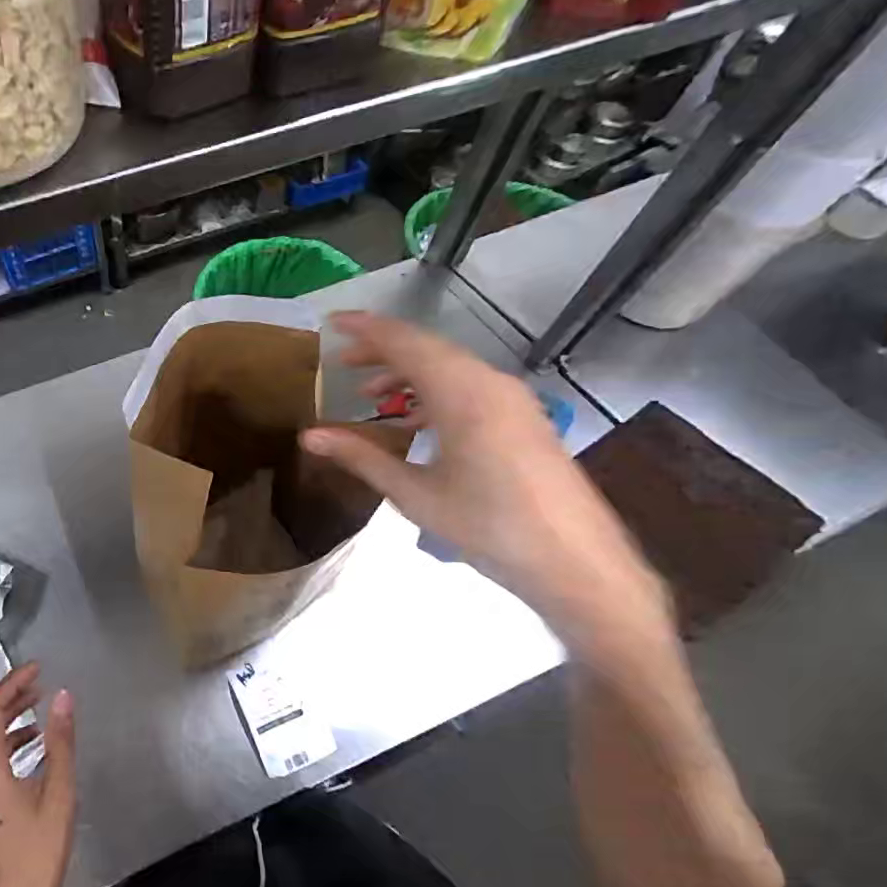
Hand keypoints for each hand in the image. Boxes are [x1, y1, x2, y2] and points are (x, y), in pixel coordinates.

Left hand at [0, 663, 76, 886]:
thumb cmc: (38, 849)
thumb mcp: (58, 791)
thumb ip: (60, 741)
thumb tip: (63, 696)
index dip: (12, 682)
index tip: (36, 667)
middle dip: (12, 694)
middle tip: (39, 678)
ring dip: (13, 716)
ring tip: (40, 702)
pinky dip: (13, 739)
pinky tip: (35, 742)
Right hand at [300, 312, 670, 644]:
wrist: (577, 563)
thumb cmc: (489, 527)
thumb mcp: (415, 493)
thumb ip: (360, 457)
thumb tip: (309, 437)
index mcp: (461, 392)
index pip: (404, 341)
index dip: (365, 328)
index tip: (330, 323)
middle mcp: (489, 382)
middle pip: (427, 349)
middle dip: (382, 351)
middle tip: (343, 364)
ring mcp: (512, 399)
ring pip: (450, 367)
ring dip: (408, 374)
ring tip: (372, 396)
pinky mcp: (523, 418)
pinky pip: (470, 386)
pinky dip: (435, 392)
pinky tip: (416, 423)